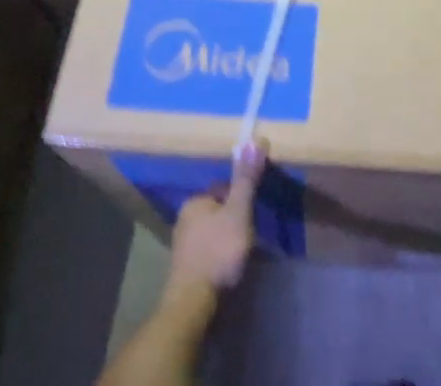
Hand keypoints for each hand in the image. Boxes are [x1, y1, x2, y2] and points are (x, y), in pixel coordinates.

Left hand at [165, 140, 266, 299]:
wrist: (194, 300)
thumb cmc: (219, 250)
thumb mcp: (238, 211)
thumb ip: (246, 179)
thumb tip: (256, 139)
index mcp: (195, 202)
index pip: (224, 189)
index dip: (242, 198)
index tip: (256, 212)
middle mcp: (184, 219)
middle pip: (219, 211)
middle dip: (235, 219)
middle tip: (253, 233)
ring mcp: (184, 245)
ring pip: (214, 232)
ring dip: (229, 238)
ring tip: (246, 251)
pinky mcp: (187, 267)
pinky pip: (210, 251)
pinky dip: (221, 254)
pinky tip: (232, 265)